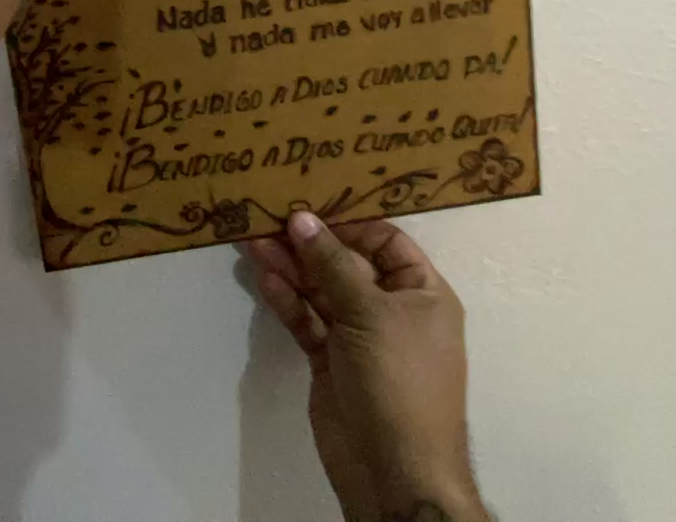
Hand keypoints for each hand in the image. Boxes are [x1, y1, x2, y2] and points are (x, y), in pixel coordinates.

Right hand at [243, 213, 490, 521]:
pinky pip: (308, 320)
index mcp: (421, 293)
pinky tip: (265, 280)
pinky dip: (288, 301)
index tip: (309, 206)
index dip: (349, 223)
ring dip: (291, 269)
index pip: (385, 241)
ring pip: (321, 291)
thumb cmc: (398, 379)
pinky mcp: (331, 359)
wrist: (393, 469)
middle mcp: (392, 309)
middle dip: (309, 244)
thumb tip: (301, 218)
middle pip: (346, 264)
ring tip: (254, 243)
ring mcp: (359, 336)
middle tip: (269, 220)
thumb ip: (331, 262)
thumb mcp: (369, 312)